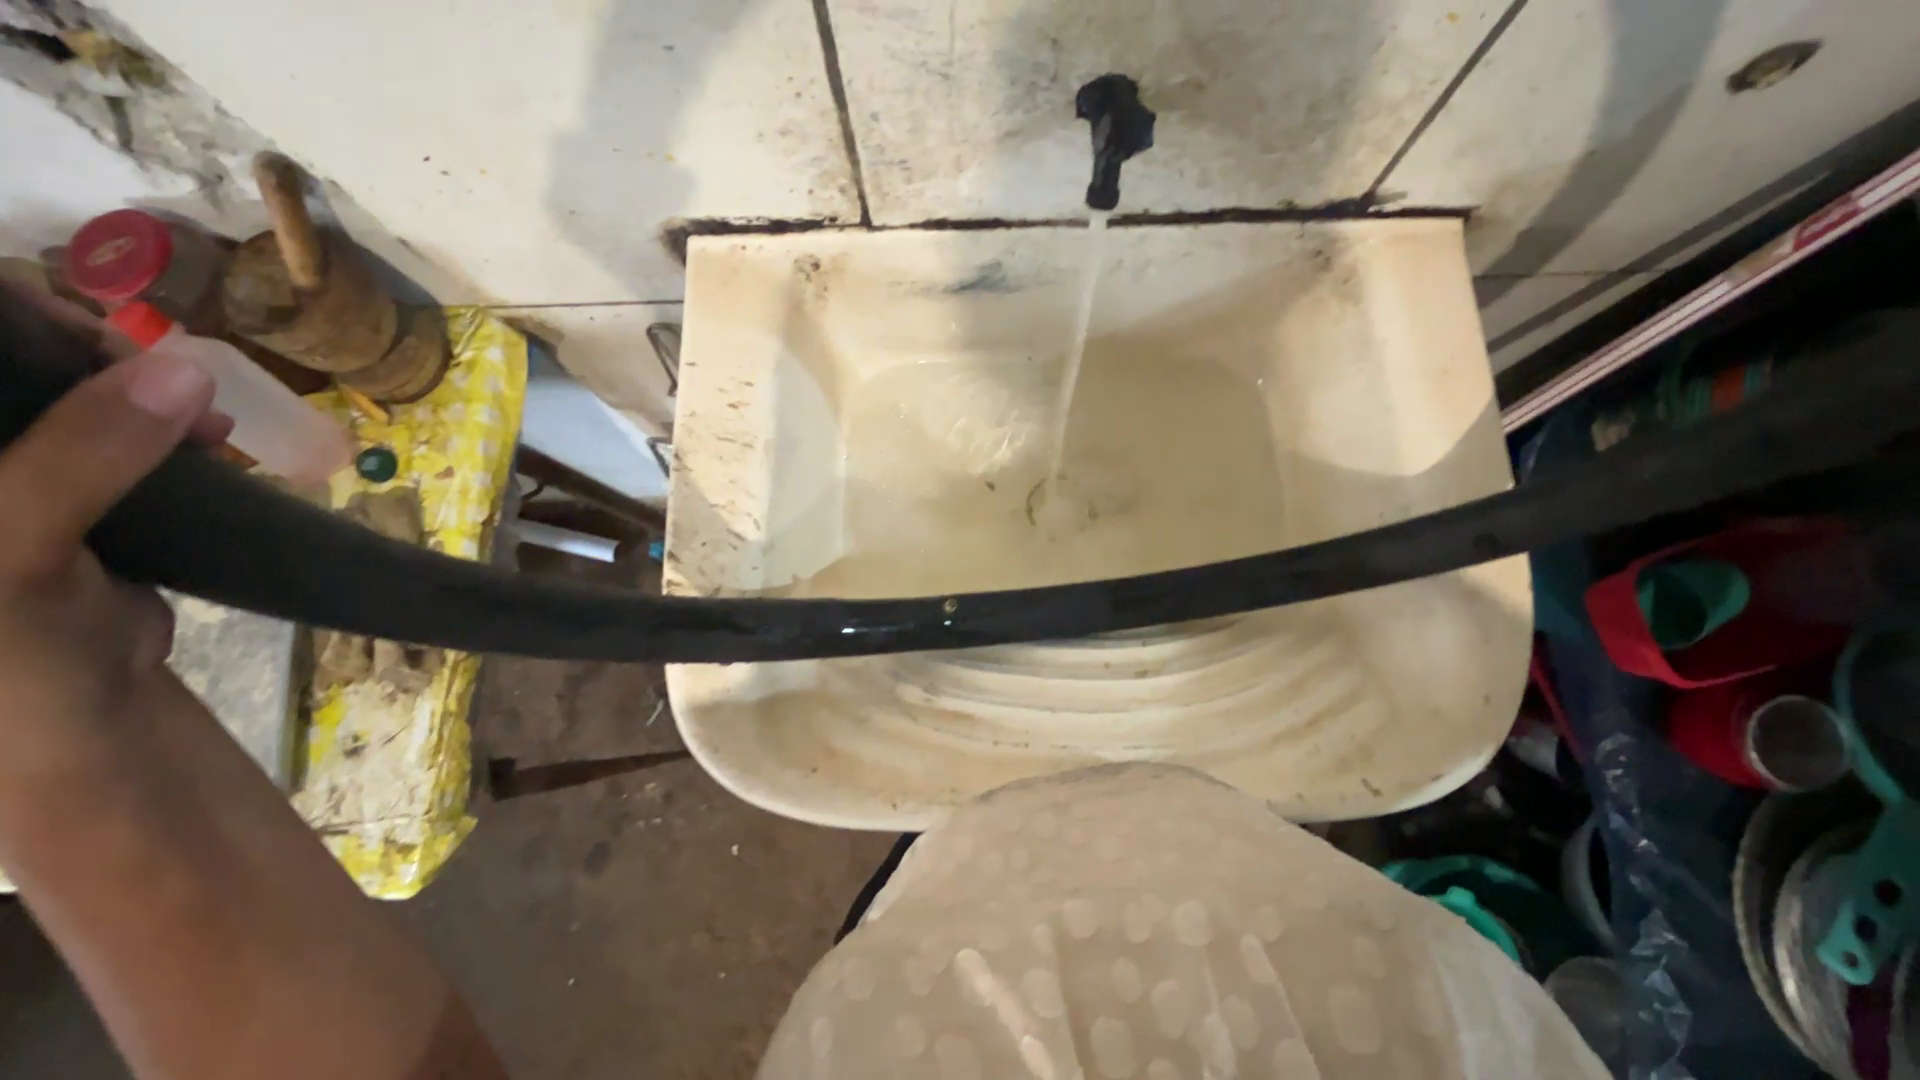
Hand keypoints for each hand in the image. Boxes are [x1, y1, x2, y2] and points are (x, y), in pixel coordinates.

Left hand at [0, 339, 222, 786]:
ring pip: (58, 392)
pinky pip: (109, 433)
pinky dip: (160, 423)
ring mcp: (12, 478)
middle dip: (66, 348)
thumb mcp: (15, 550)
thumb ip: (83, 452)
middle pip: (1, 361)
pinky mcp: (64, 497)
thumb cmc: (0, 659)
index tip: (66, 323)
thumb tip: (185, 367)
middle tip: (140, 361)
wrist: (74, 731)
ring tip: (199, 406)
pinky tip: (207, 433)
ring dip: (128, 385)